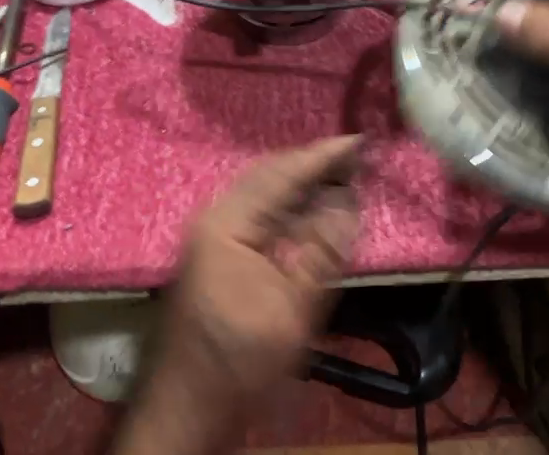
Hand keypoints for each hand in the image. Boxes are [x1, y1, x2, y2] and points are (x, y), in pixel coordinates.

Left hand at [117, 136, 364, 454]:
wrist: (188, 407)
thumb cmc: (239, 361)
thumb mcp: (292, 310)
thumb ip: (322, 250)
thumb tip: (349, 200)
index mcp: (227, 223)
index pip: (282, 174)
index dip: (323, 156)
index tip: (360, 141)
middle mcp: (216, 217)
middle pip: (271, 175)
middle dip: (315, 164)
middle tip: (358, 157)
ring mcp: (214, 234)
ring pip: (265, 192)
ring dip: (304, 183)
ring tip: (344, 175)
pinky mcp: (220, 253)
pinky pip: (261, 212)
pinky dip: (291, 205)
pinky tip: (315, 209)